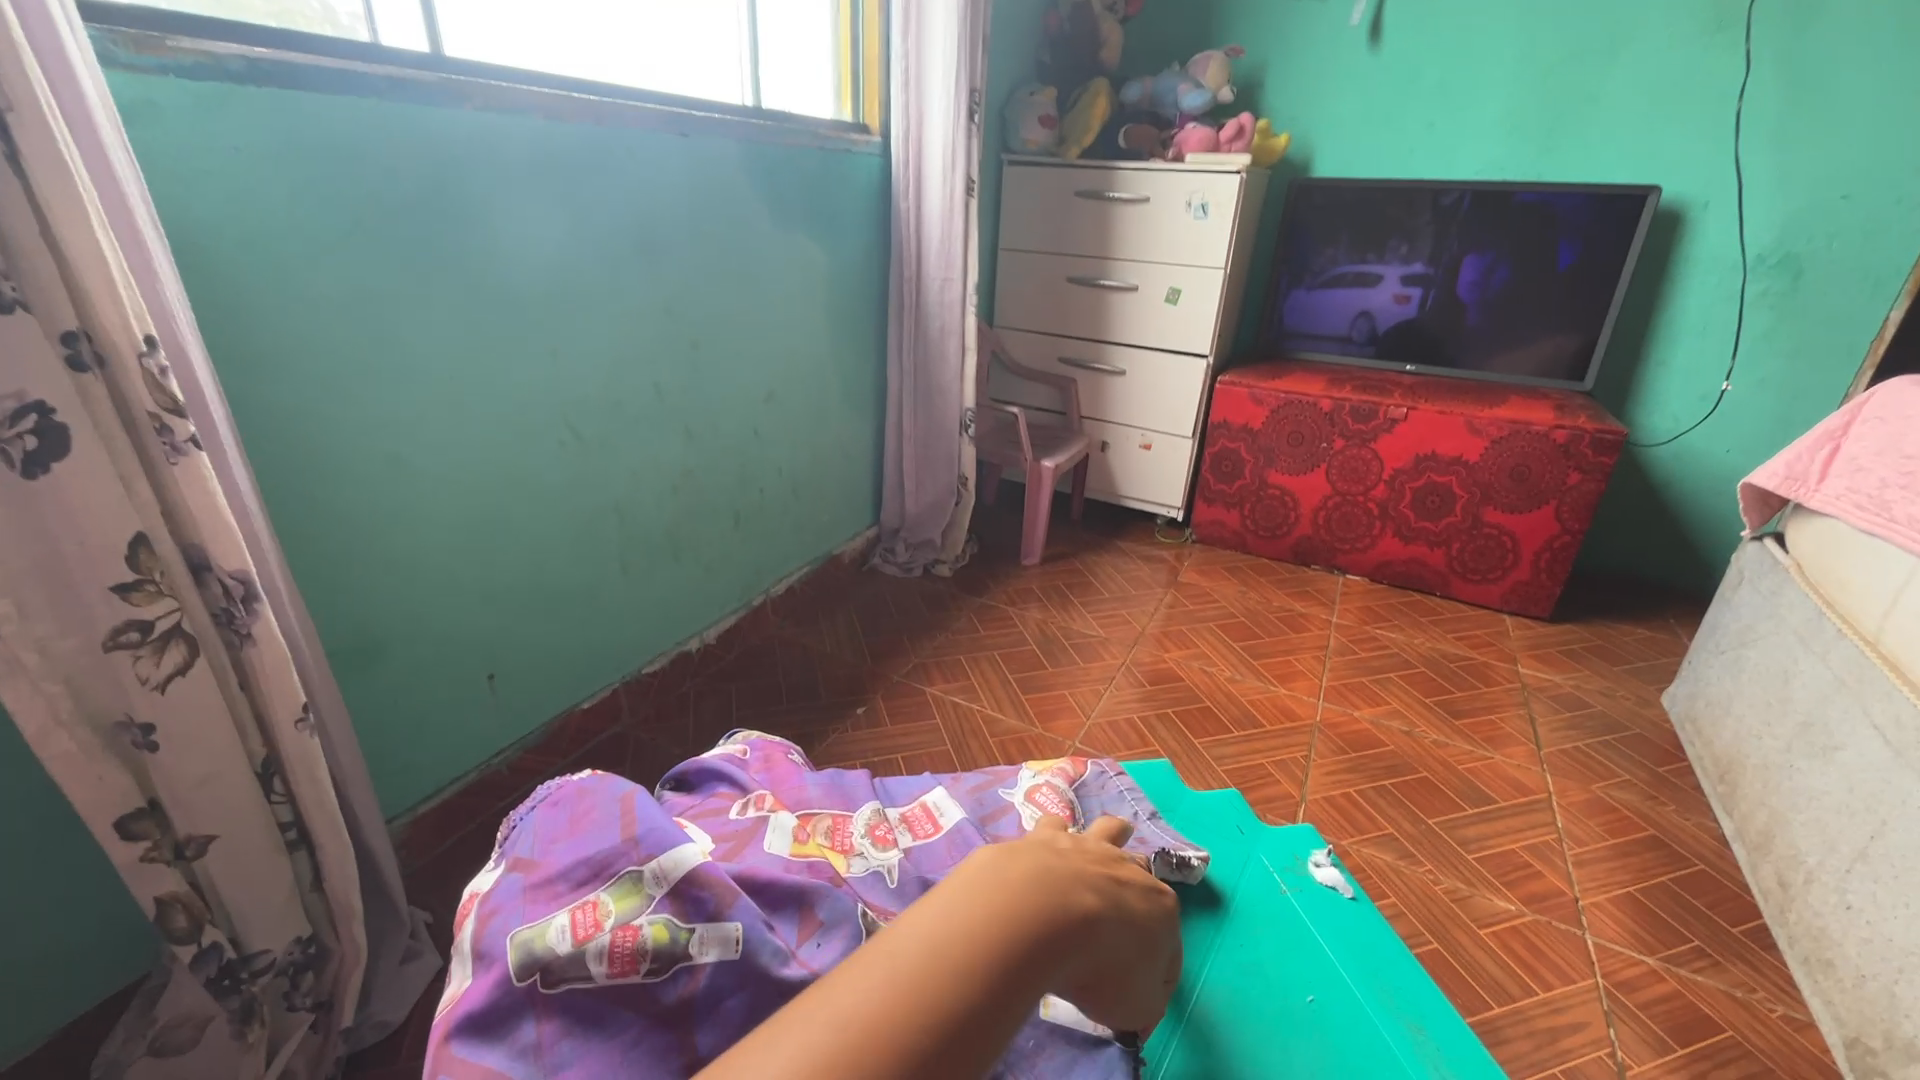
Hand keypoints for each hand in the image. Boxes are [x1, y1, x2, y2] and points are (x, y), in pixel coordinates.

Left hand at [954, 814, 1182, 1033]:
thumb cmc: (1101, 967)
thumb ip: (1143, 1005)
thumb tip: (1138, 1009)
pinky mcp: (1043, 838)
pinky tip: (1043, 845)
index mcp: (1160, 908)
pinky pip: (1052, 825)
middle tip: (1125, 899)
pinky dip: (1050, 834)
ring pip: (1106, 830)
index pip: (1169, 939)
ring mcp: (1084, 848)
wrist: (1043, 914)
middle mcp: (1126, 868)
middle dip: (1137, 880)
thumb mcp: (1136, 1007)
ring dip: (1107, 835)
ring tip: (1102, 840)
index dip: (1158, 964)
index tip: (1140, 987)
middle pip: (1140, 869)